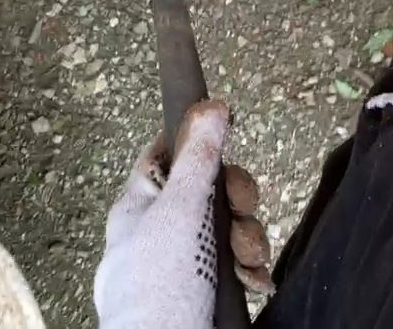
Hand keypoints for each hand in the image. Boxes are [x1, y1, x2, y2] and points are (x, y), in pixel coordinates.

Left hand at [95, 101, 272, 328]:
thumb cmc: (161, 282)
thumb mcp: (181, 208)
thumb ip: (199, 156)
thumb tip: (211, 103)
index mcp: (139, 204)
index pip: (167, 152)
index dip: (198, 139)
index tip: (226, 137)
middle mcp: (156, 229)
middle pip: (206, 188)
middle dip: (236, 199)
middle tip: (244, 209)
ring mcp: (178, 262)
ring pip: (224, 226)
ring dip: (247, 238)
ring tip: (248, 258)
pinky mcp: (200, 289)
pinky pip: (230, 262)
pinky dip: (246, 266)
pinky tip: (254, 279)